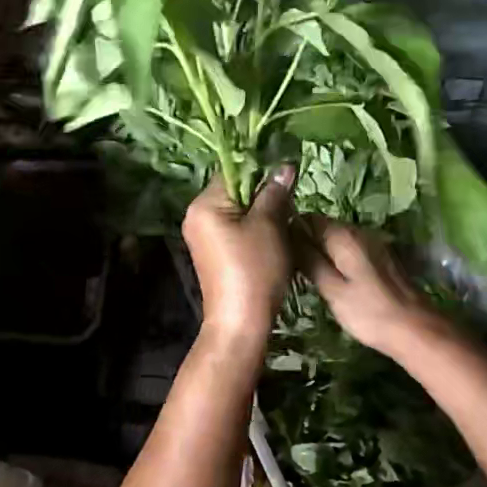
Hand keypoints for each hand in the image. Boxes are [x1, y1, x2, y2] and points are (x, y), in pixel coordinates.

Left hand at [183, 167, 295, 337]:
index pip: (231, 172)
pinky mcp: (212, 251)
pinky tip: (273, 235)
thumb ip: (274, 193)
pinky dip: (253, 227)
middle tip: (290, 198)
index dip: (260, 169)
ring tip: (285, 217)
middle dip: (262, 192)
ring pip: (235, 210)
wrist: (240, 320)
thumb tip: (284, 166)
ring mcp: (202, 235)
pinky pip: (233, 227)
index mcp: (203, 205)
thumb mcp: (268, 226)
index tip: (287, 172)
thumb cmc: (254, 269)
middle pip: (232, 190)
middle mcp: (195, 215)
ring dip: (261, 210)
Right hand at [299, 217, 451, 353]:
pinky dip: (335, 258)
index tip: (276, 249)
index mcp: (343, 235)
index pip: (307, 218)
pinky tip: (328, 278)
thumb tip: (287, 236)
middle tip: (287, 265)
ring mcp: (372, 244)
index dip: (289, 230)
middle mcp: (358, 232)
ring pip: (335, 238)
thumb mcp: (331, 289)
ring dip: (319, 250)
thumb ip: (308, 260)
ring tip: (304, 273)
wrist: (418, 331)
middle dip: (304, 240)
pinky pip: (348, 249)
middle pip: (321, 226)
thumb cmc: (369, 312)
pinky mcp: (379, 258)